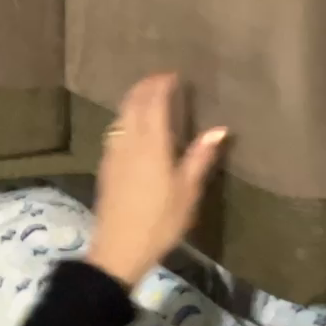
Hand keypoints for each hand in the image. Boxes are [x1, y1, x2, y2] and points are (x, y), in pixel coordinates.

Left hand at [86, 73, 228, 287]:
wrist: (118, 250)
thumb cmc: (159, 221)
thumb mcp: (187, 192)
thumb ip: (200, 157)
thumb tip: (219, 129)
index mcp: (151, 144)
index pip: (154, 103)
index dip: (161, 85)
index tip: (172, 75)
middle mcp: (129, 142)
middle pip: (133, 103)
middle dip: (145, 87)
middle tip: (159, 79)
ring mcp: (114, 153)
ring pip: (121, 116)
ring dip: (133, 100)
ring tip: (147, 96)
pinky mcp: (106, 166)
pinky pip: (115, 130)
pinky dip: (125, 117)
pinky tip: (131, 126)